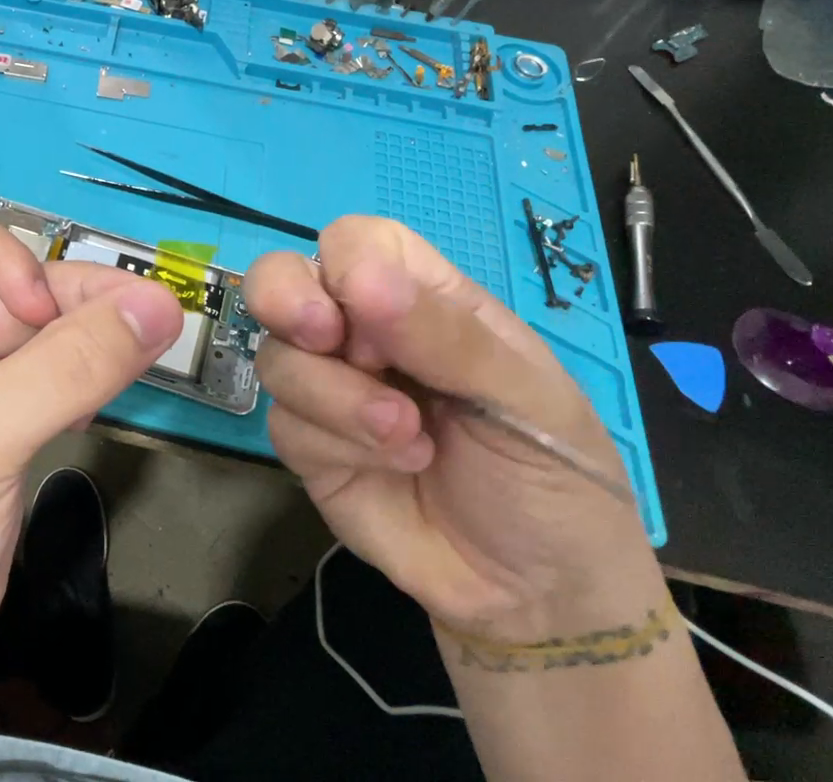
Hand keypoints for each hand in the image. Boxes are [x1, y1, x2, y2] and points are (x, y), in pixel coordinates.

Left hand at [0, 208, 183, 711]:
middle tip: (155, 322)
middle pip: (16, 288)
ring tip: (147, 352)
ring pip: (43, 339)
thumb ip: (68, 368)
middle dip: (77, 299)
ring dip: (93, 339)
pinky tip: (106, 399)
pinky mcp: (1, 436)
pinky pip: (53, 385)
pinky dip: (86, 382)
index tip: (43, 314)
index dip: (8, 260)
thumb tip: (155, 305)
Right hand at [244, 216, 661, 642]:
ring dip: (337, 397)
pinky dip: (336, 443)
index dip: (347, 261)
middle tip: (320, 337)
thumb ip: (445, 335)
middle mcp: (364, 335)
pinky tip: (393, 466)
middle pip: (283, 281)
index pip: (358, 243)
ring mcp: (330, 389)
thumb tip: (360, 281)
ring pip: (279, 357)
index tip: (361, 305)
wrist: (534, 590)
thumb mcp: (524, 396)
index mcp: (425, 302)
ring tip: (408, 439)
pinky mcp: (308, 445)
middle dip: (286, 300)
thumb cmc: (554, 474)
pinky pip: (285, 422)